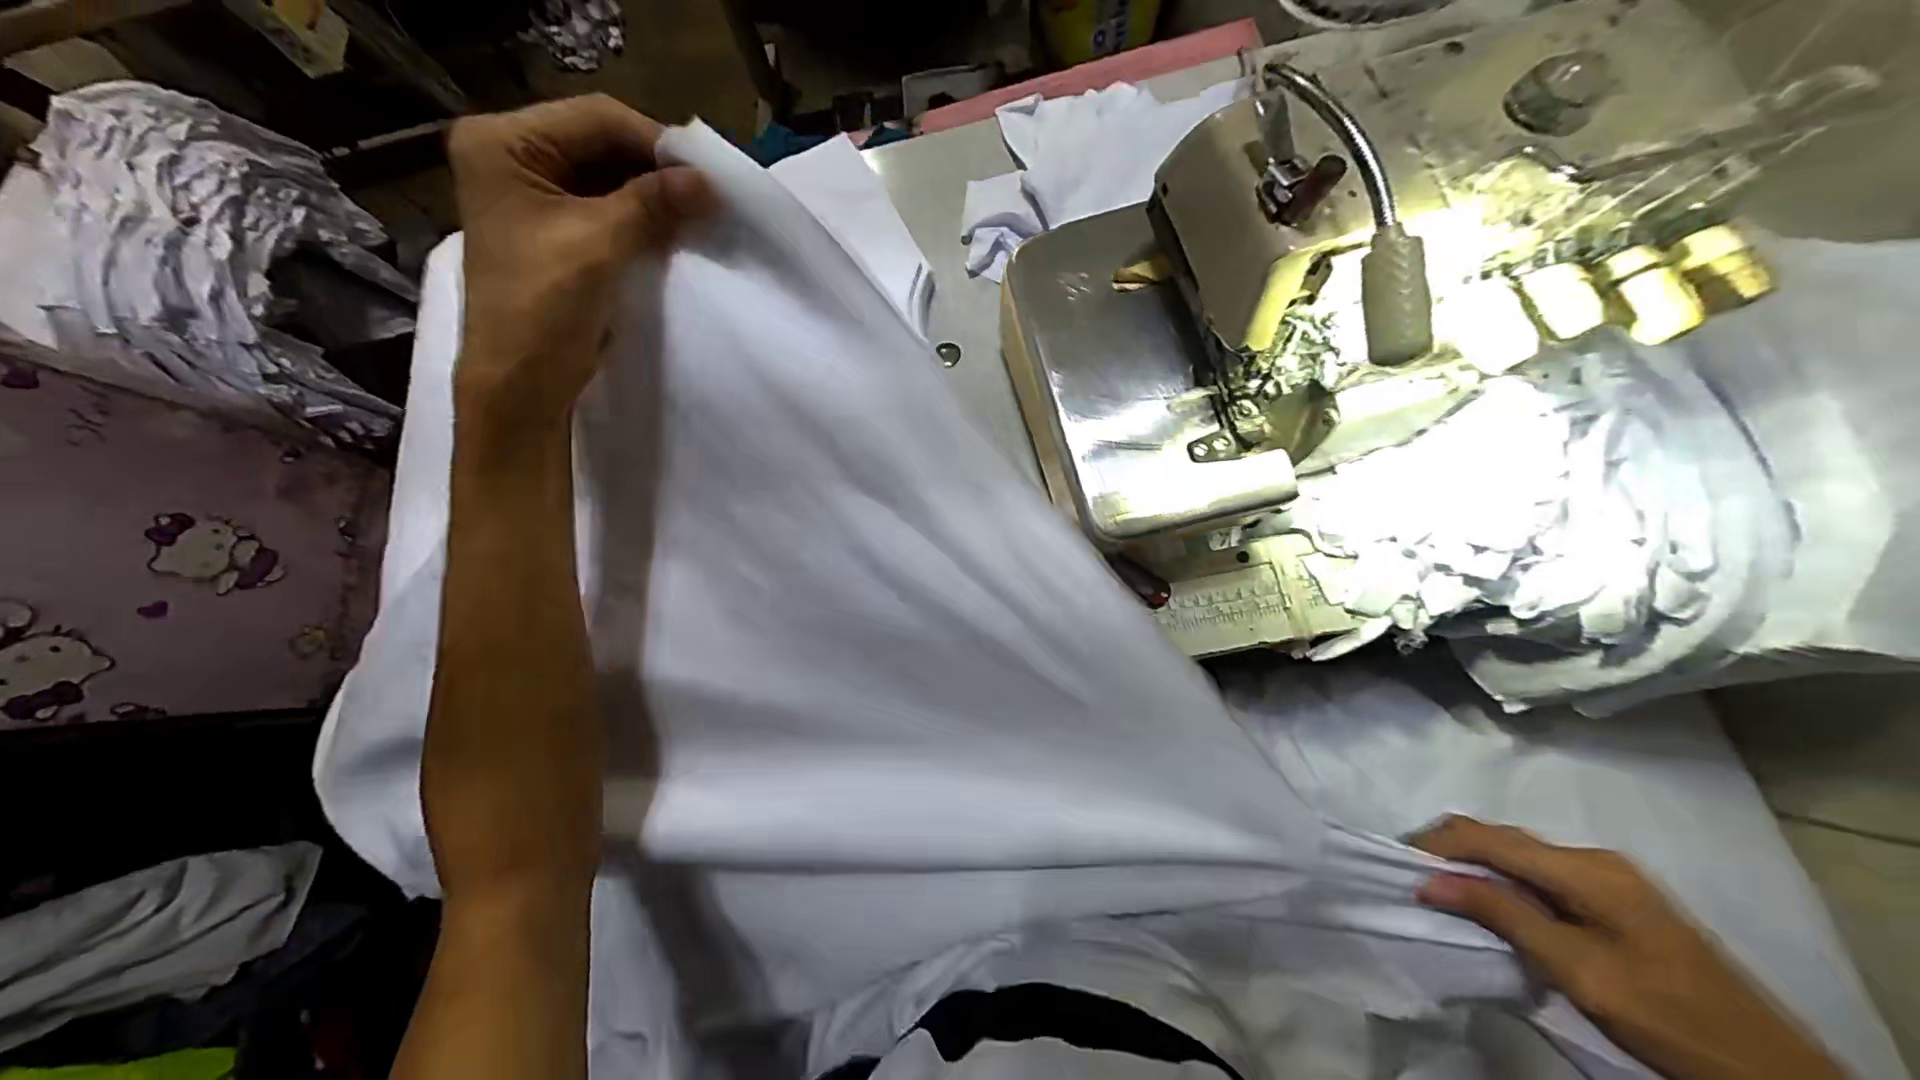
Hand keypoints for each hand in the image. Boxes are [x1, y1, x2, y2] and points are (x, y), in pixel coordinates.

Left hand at [449, 94, 716, 441]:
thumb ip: (652, 204)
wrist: (522, 383)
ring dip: (656, 196)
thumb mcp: (598, 244)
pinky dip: (645, 218)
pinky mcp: (560, 233)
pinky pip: (611, 210)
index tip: (707, 174)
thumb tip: (709, 181)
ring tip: (701, 214)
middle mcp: (515, 158)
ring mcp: (537, 197)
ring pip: (611, 178)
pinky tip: (678, 231)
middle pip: (603, 144)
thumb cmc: (542, 306)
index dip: (654, 142)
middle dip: (657, 170)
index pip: (595, 119)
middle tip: (710, 195)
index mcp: (502, 142)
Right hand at [1414, 816, 1847, 1079]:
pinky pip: (1541, 873)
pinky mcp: (1615, 897)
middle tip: (1411, 875)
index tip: (1396, 863)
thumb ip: (1502, 915)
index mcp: (1586, 869)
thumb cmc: (1664, 1014)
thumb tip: (1430, 881)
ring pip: (1519, 853)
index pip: (1490, 837)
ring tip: (1439, 887)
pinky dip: (1504, 880)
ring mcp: (1609, 876)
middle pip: (1503, 837)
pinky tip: (1489, 900)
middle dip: (1451, 850)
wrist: (1765, 1068)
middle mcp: (1594, 858)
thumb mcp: (1576, 969)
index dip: (1437, 844)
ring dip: (1476, 865)